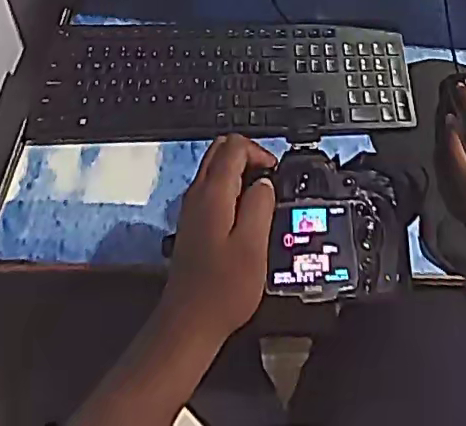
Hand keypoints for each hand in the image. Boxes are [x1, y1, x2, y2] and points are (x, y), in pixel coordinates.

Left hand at [161, 134, 276, 343]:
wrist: (190, 321)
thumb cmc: (222, 289)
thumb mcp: (253, 246)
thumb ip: (260, 206)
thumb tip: (266, 183)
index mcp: (213, 193)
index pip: (234, 146)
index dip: (259, 151)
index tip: (275, 172)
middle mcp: (198, 193)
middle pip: (220, 148)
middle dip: (248, 154)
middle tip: (269, 177)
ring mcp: (192, 206)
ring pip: (214, 166)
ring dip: (239, 170)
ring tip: (262, 195)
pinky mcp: (193, 221)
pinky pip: (211, 187)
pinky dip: (230, 186)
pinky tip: (246, 213)